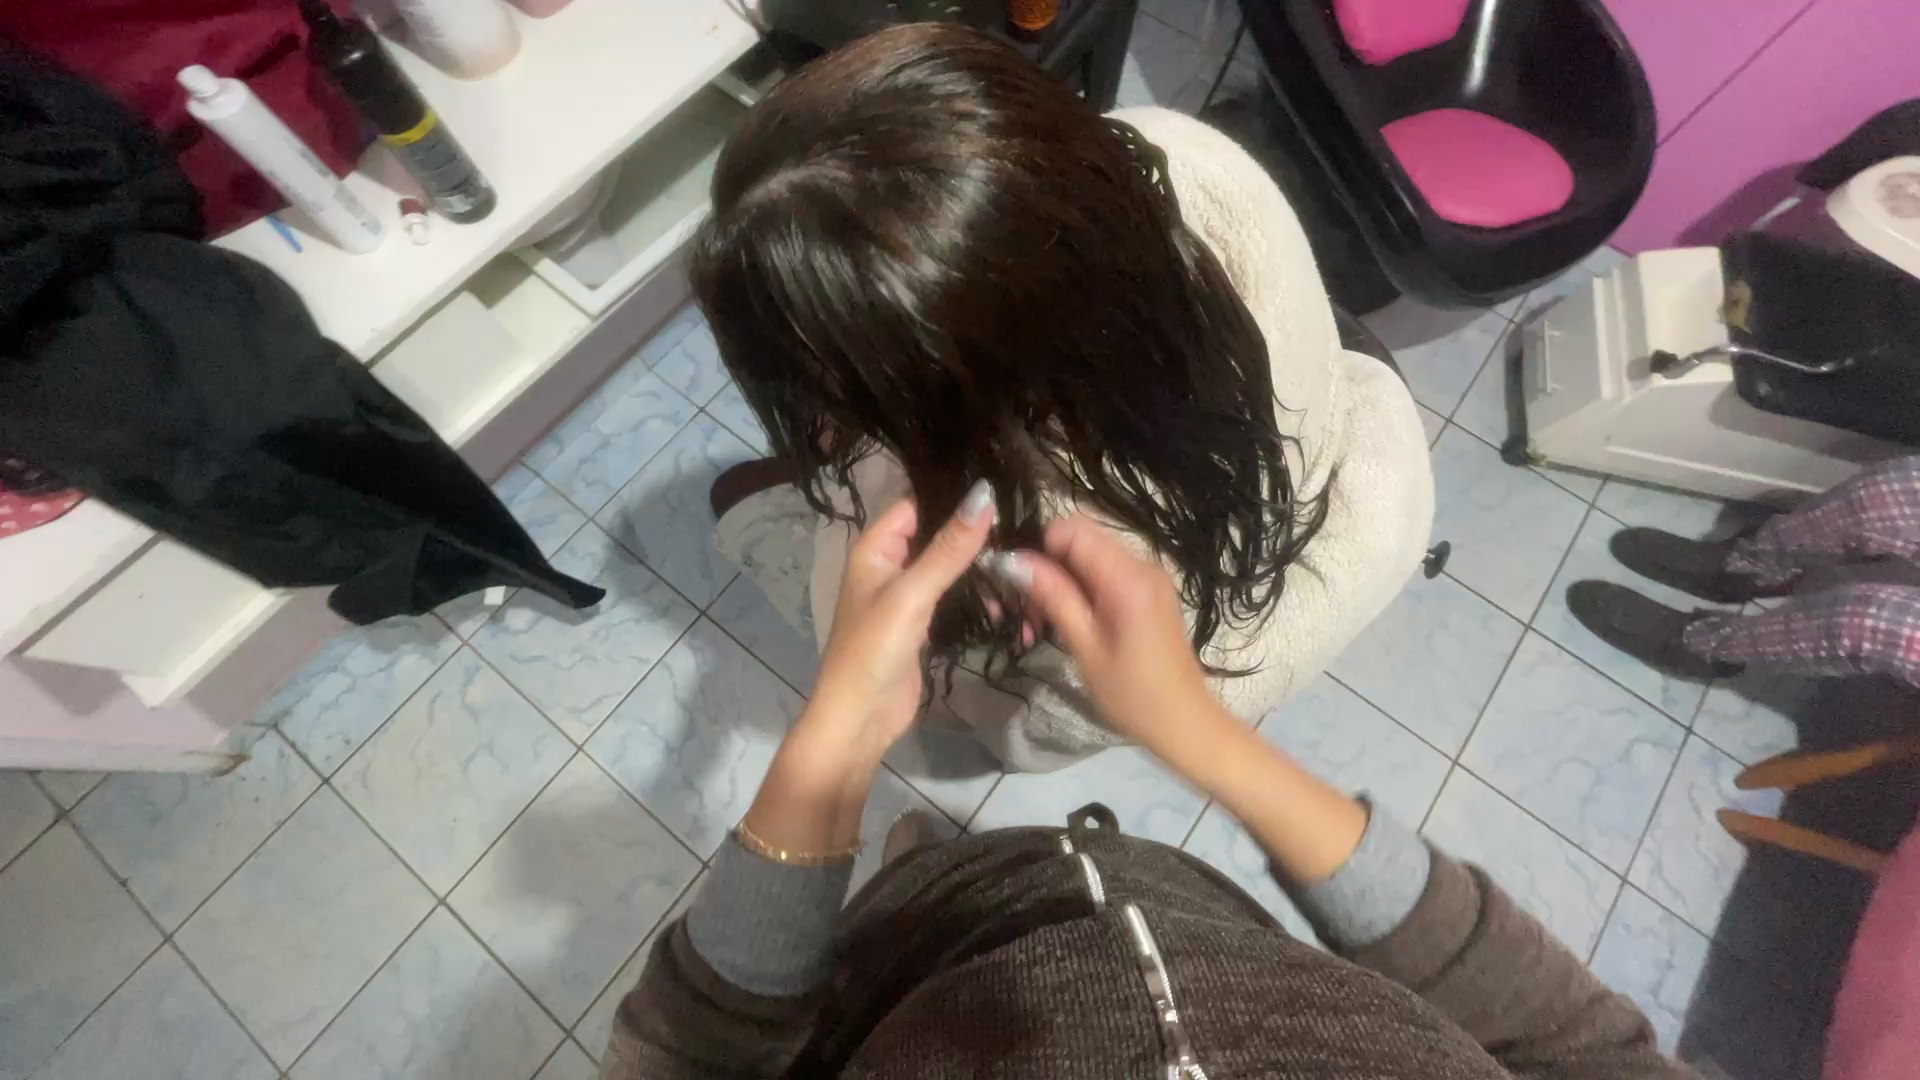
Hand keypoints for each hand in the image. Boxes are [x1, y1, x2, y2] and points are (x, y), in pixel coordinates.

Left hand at [741, 481, 994, 861]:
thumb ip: (949, 547)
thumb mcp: (912, 594)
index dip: (952, 496)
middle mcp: (889, 565)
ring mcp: (906, 595)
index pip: (916, 504)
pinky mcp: (921, 622)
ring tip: (1022, 560)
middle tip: (1022, 525)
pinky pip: (952, 596)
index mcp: (875, 548)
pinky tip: (1007, 599)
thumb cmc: (874, 650)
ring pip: (947, 566)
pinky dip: (975, 595)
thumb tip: (984, 493)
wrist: (860, 719)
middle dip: (972, 533)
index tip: (1000, 490)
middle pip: (935, 534)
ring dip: (978, 567)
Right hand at [994, 515, 1221, 759]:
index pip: (1074, 528)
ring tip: (1041, 626)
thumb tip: (1014, 560)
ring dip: (1060, 584)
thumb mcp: (1085, 647)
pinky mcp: (1148, 591)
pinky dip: (1080, 592)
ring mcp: (1148, 577)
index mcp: (1128, 577)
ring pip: (1088, 558)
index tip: (1022, 582)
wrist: (1185, 724)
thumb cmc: (1133, 694)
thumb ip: (1053, 597)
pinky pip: (1104, 575)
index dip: (1041, 546)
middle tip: (1027, 614)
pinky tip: (1068, 624)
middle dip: (1046, 568)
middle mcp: (1142, 565)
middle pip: (1080, 541)